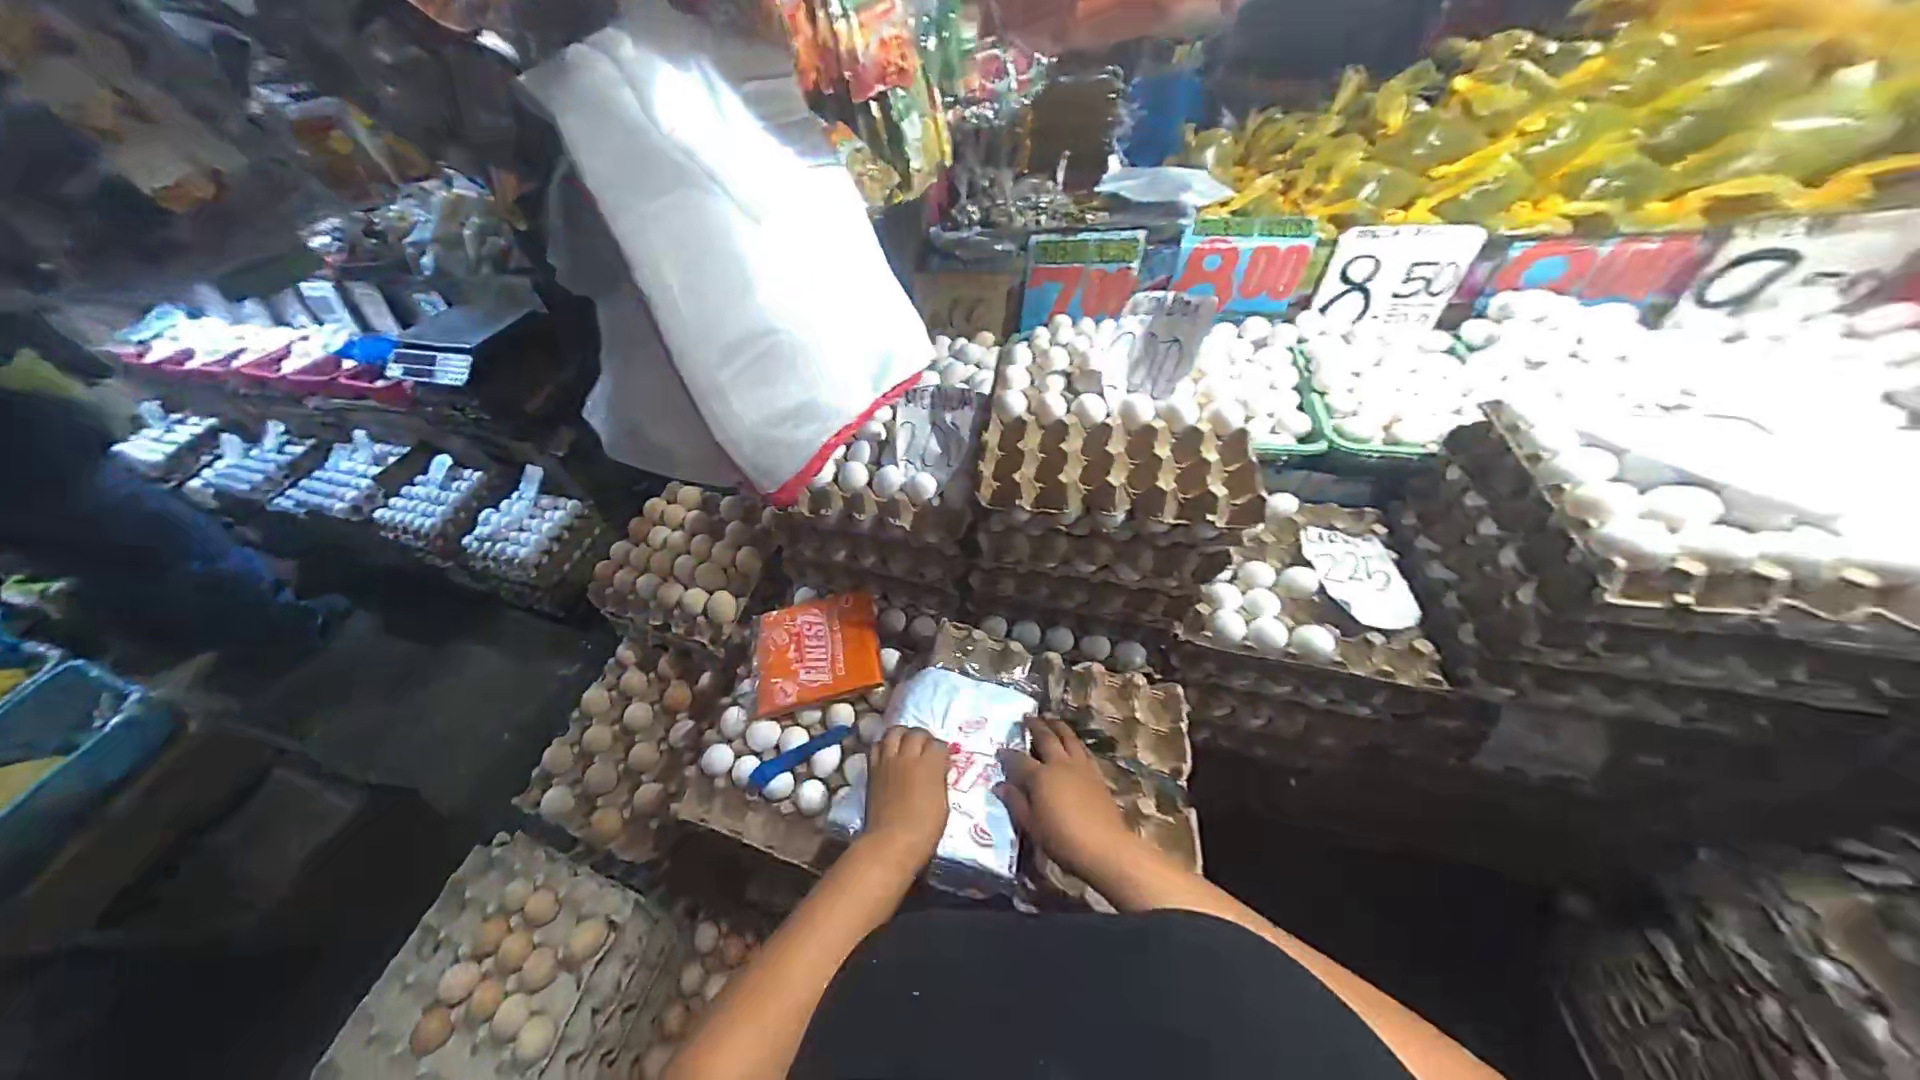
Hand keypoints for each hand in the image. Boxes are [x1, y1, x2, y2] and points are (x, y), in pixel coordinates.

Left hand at [859, 726, 949, 870]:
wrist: (891, 842)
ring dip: (902, 735)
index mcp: (930, 765)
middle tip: (926, 748)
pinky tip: (890, 754)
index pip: (938, 744)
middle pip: (916, 733)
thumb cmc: (924, 830)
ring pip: (894, 732)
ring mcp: (888, 761)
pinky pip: (877, 746)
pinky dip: (884, 745)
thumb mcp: (943, 803)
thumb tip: (938, 770)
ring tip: (906, 744)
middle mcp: (908, 757)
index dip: (942, 750)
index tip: (943, 758)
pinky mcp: (873, 769)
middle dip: (924, 738)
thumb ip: (940, 780)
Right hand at [996, 718, 1136, 879]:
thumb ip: (1015, 802)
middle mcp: (1059, 764)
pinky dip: (1075, 742)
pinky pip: (1084, 750)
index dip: (1007, 754)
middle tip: (1027, 718)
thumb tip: (1000, 785)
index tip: (1000, 750)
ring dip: (1057, 726)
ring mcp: (1080, 766)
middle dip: (1035, 726)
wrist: (1104, 846)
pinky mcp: (1096, 774)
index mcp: (1040, 776)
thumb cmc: (1062, 839)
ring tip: (1051, 719)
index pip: (1019, 760)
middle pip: (1046, 738)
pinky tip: (1074, 743)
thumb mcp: (1031, 825)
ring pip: (1068, 738)